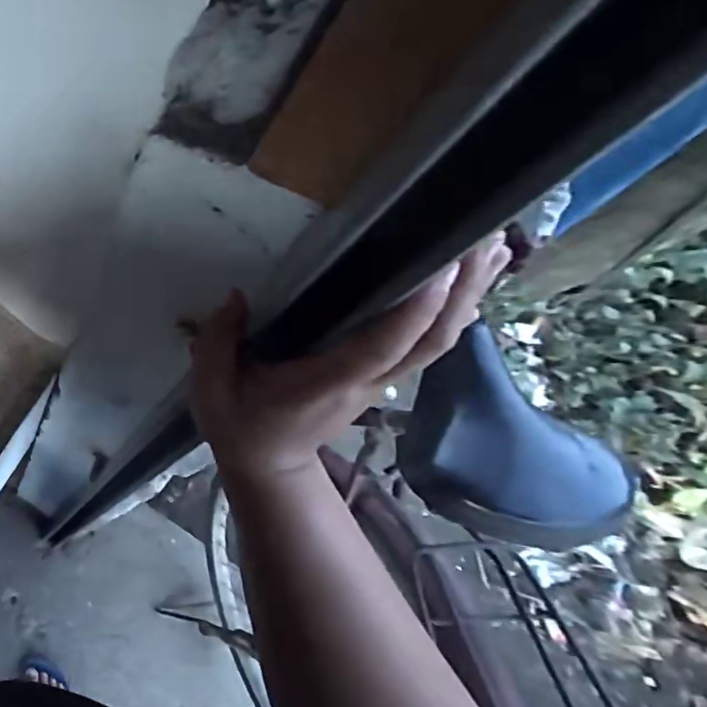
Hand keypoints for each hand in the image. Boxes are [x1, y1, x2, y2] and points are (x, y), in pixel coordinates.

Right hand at [190, 236, 510, 480]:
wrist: (269, 466)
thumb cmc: (241, 426)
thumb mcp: (212, 389)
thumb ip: (217, 343)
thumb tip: (237, 298)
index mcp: (326, 383)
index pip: (380, 347)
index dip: (414, 311)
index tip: (440, 266)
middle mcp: (366, 382)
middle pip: (430, 342)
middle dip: (461, 293)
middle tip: (486, 240)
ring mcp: (380, 383)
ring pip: (438, 343)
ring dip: (468, 297)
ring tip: (495, 247)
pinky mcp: (382, 378)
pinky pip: (426, 344)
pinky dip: (454, 311)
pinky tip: (469, 280)